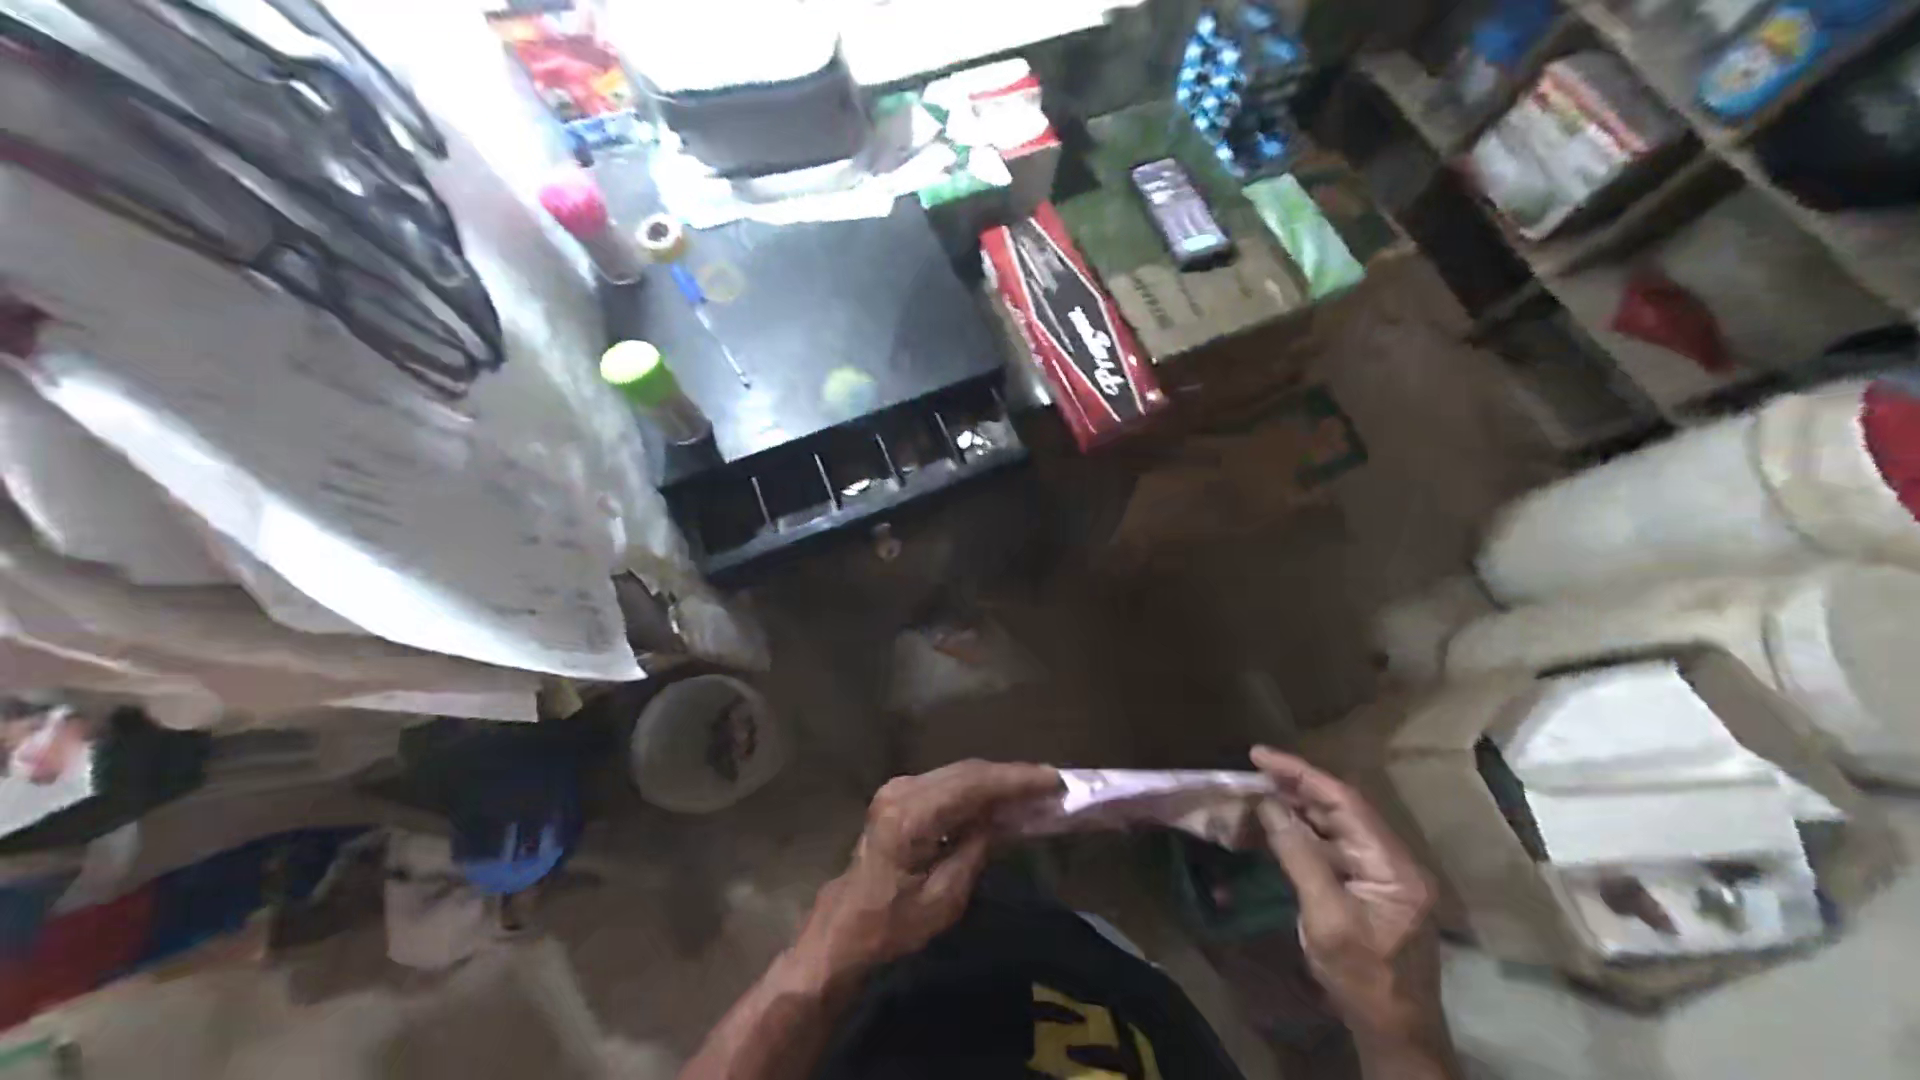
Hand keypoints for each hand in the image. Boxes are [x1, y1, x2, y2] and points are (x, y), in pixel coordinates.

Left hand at [789, 760, 1060, 981]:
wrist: (845, 924)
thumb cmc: (892, 922)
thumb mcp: (944, 899)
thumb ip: (975, 850)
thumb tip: (1001, 817)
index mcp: (910, 816)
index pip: (972, 786)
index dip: (1015, 780)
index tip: (1052, 779)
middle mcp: (902, 791)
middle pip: (966, 772)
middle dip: (1011, 775)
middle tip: (1051, 781)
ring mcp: (897, 788)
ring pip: (958, 773)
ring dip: (996, 779)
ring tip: (1034, 786)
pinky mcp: (899, 793)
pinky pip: (947, 782)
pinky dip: (977, 786)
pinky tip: (999, 795)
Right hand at [1250, 747, 1452, 1069]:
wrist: (1395, 1034)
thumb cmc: (1362, 978)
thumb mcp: (1326, 917)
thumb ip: (1299, 855)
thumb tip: (1268, 805)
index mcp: (1393, 865)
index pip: (1344, 801)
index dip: (1300, 773)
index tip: (1260, 755)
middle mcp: (1394, 860)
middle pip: (1342, 808)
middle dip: (1297, 785)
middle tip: (1255, 769)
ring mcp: (1384, 874)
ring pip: (1337, 825)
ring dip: (1299, 806)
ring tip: (1260, 790)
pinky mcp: (1370, 888)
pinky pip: (1334, 847)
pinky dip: (1304, 832)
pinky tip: (1278, 826)